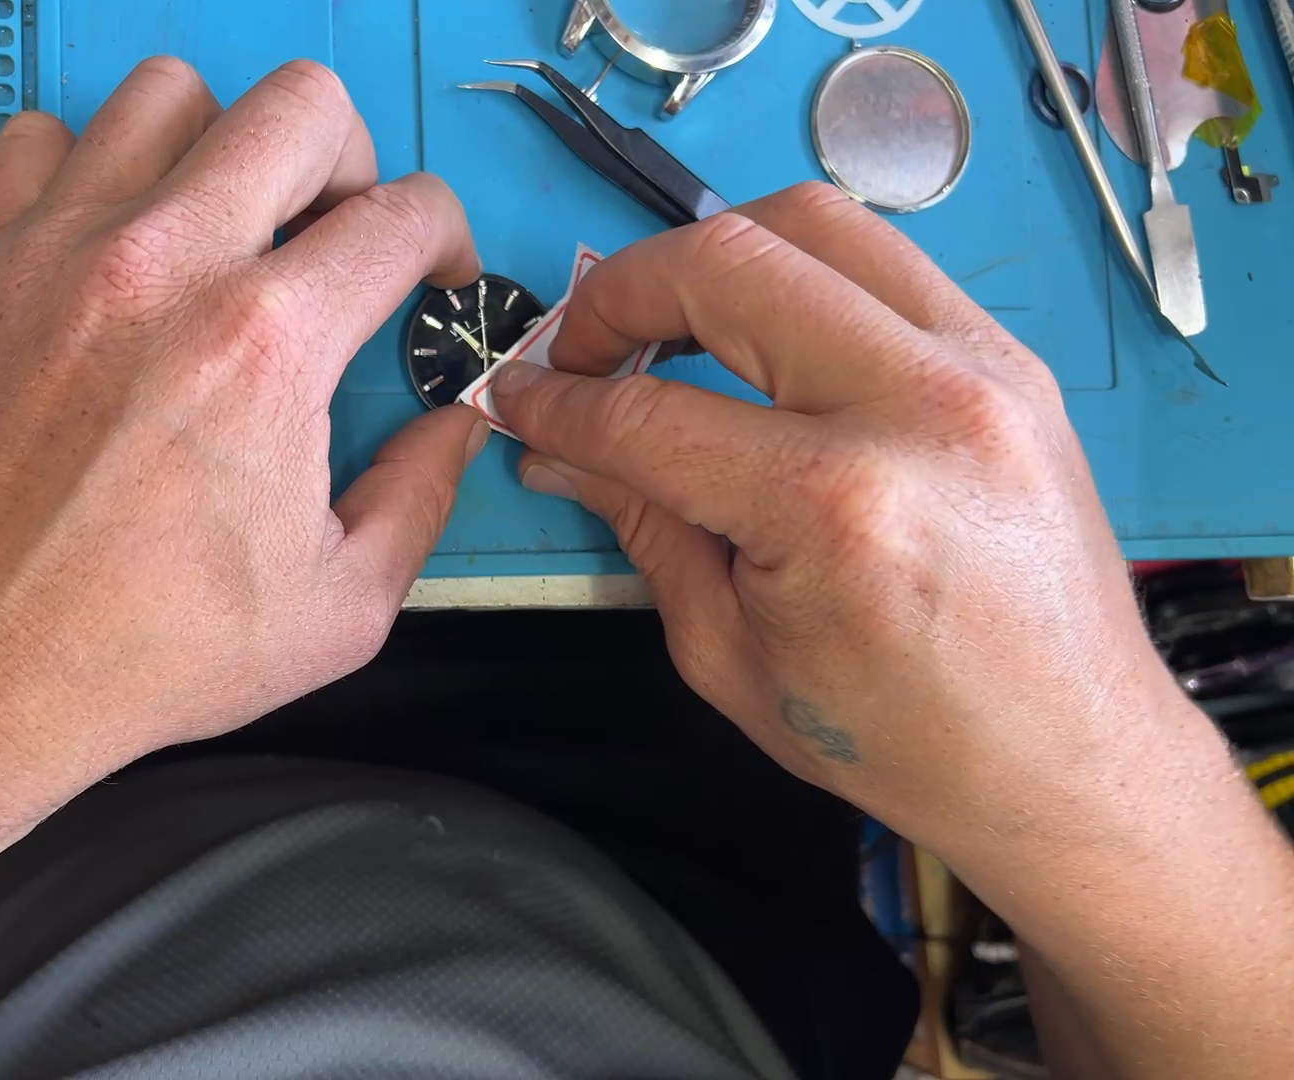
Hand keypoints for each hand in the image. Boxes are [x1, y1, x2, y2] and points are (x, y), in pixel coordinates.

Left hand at [0, 57, 484, 913]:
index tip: (434, 276)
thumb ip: (423, 497)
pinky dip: (99, 170)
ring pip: (172, 97)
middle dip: (352, 161)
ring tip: (230, 236)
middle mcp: (168, 267)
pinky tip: (119, 247)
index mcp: (271, 348)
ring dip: (227, 151)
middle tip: (342, 238)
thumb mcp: (343, 605)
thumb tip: (457, 424)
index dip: (445, 237)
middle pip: (299, 107)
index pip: (400, 216)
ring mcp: (62, 254)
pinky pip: (46, 142)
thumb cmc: (159, 652)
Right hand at [491, 183, 1213, 862]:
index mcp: (829, 505)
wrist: (1060, 758)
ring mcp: (982, 362)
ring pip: (808, 223)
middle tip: (575, 351)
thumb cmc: (873, 728)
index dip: (556, 404)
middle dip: (617, 296)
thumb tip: (552, 452)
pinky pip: (871, 257)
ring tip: (653, 326)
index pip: (646, 415)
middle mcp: (916, 403)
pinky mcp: (1006, 356)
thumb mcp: (715, 641)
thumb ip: (635, 521)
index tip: (512, 399)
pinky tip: (744, 334)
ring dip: (701, 260)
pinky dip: (780, 272)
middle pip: (728, 265)